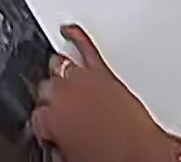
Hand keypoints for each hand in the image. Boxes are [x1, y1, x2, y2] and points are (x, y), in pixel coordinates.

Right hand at [32, 25, 180, 161]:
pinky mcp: (102, 70)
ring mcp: (83, 78)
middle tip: (56, 112)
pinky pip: (85, 45)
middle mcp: (64, 92)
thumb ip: (60, 147)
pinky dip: (75, 35)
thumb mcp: (75, 160)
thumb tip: (59, 145)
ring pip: (60, 64)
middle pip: (45, 87)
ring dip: (59, 73)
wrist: (144, 157)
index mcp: (53, 118)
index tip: (47, 131)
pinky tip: (67, 30)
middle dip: (49, 100)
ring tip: (62, 82)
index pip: (37, 117)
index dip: (43, 127)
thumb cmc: (112, 160)